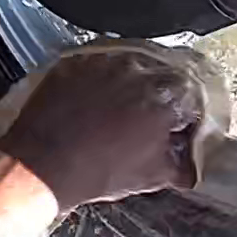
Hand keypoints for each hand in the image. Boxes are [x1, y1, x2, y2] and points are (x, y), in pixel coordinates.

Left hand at [0, 48, 206, 210]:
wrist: (41, 165)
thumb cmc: (96, 172)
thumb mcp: (150, 175)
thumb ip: (180, 163)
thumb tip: (188, 163)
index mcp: (167, 95)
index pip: (194, 94)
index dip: (188, 112)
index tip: (181, 123)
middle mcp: (138, 69)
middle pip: (163, 73)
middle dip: (160, 93)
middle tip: (148, 114)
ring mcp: (104, 61)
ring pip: (130, 63)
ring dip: (130, 81)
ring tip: (117, 106)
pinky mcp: (74, 61)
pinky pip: (96, 62)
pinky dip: (98, 78)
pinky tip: (91, 98)